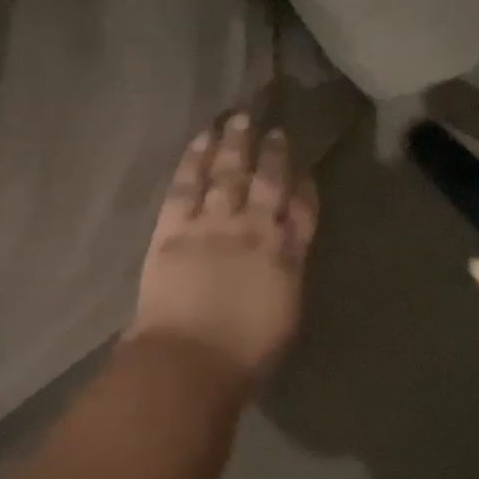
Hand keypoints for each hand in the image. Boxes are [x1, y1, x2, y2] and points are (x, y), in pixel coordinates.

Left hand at [127, 114, 319, 385]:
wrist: (190, 359)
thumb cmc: (246, 355)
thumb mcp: (286, 317)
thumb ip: (287, 278)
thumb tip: (285, 260)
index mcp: (287, 257)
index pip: (303, 212)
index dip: (305, 189)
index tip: (305, 171)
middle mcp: (254, 231)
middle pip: (268, 183)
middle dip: (273, 155)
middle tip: (275, 131)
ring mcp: (213, 225)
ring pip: (227, 174)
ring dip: (234, 144)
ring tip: (238, 118)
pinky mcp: (173, 228)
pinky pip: (186, 185)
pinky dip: (194, 160)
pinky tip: (201, 139)